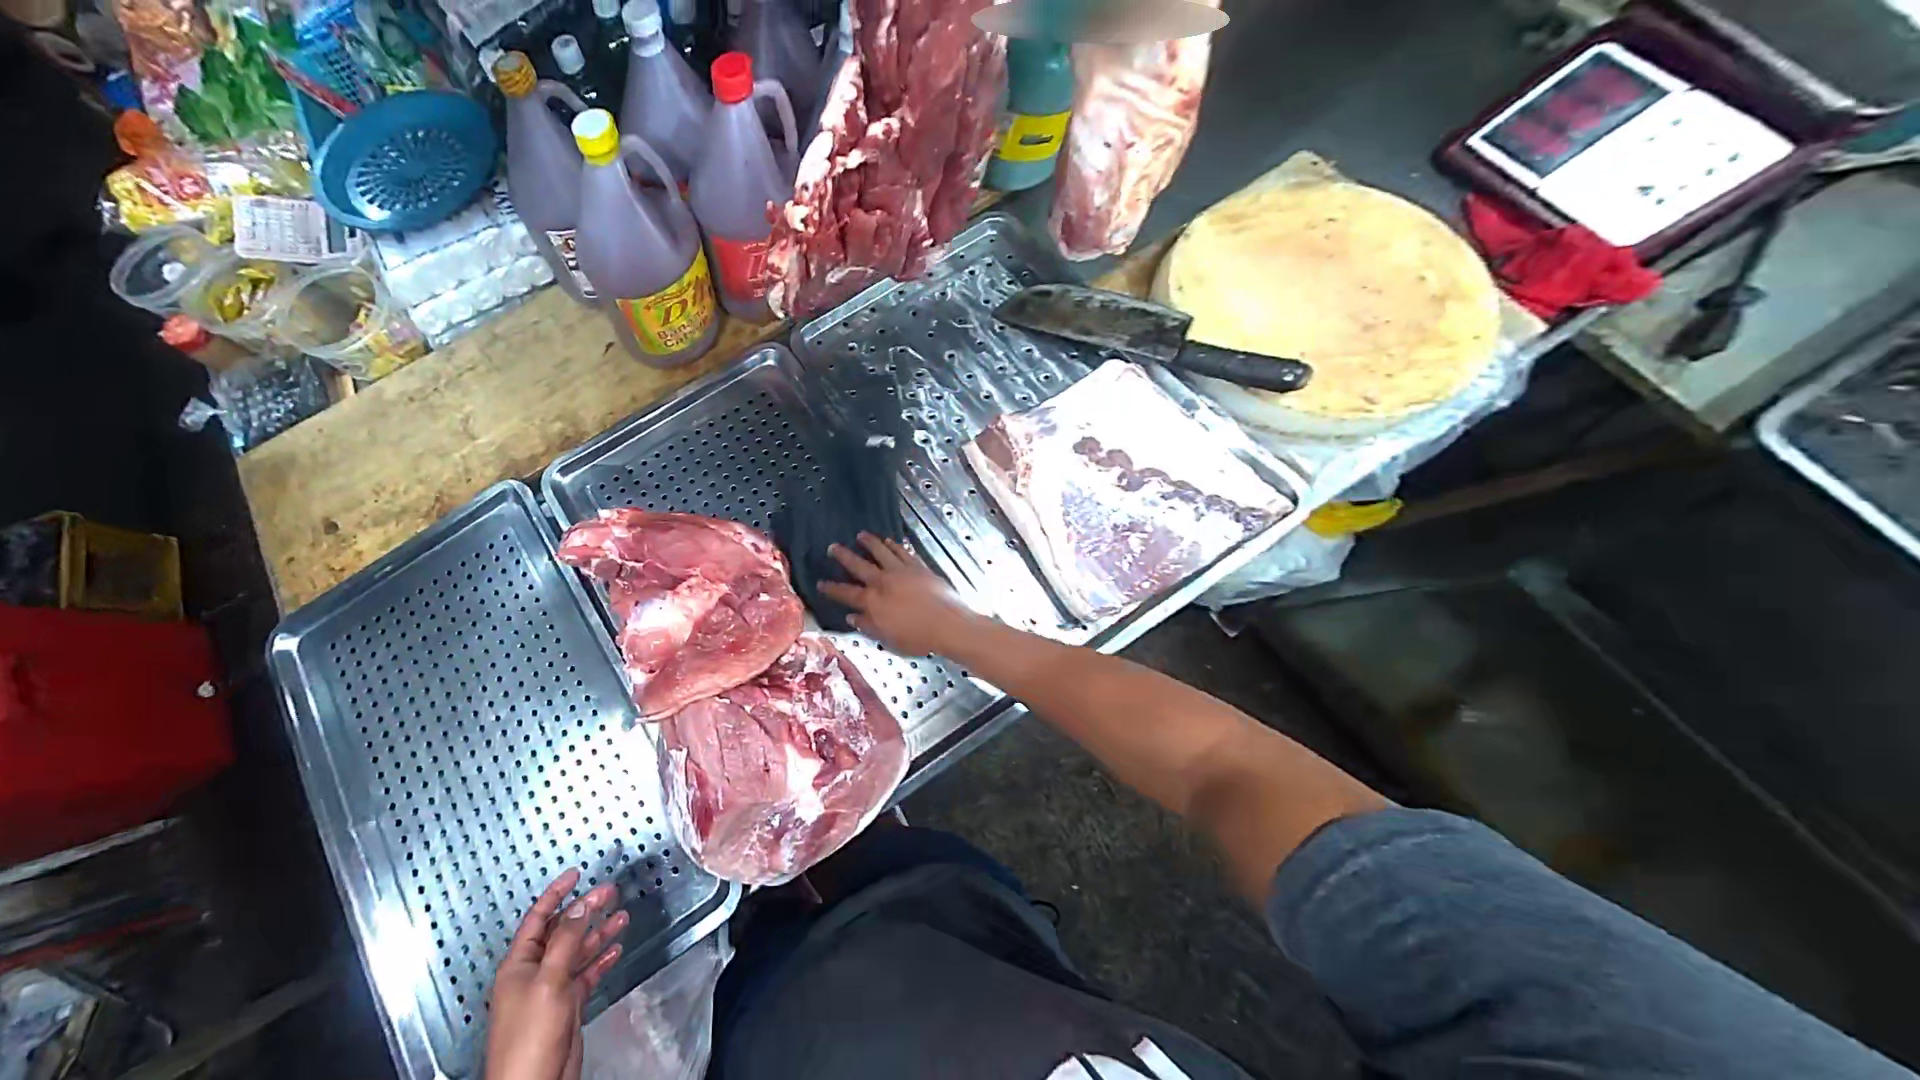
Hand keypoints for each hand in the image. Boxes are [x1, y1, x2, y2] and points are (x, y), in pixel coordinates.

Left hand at [485, 869, 627, 1079]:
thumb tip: (580, 906)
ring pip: (577, 951)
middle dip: (585, 911)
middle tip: (609, 891)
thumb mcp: (549, 980)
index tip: (574, 874)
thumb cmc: (530, 1035)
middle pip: (561, 932)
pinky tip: (615, 949)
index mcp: (519, 965)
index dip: (556, 894)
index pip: (538, 919)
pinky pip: (586, 974)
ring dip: (598, 933)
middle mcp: (533, 973)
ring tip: (621, 916)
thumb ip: (566, 940)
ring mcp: (550, 990)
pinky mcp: (566, 1006)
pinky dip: (601, 960)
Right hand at [820, 533, 983, 656]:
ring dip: (869, 543)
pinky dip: (894, 546)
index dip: (832, 588)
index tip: (821, 583)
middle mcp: (884, 582)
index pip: (846, 593)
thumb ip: (868, 625)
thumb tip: (852, 617)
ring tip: (860, 535)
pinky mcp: (919, 567)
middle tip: (833, 547)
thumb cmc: (918, 637)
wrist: (948, 624)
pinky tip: (890, 541)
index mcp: (873, 602)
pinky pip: (903, 552)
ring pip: (881, 552)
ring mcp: (902, 572)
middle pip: (859, 566)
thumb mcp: (888, 638)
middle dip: (844, 556)